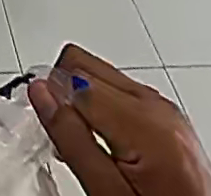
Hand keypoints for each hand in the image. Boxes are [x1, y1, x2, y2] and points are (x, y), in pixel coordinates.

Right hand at [28, 44, 210, 195]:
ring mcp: (166, 109)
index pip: (76, 76)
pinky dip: (101, 107)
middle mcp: (158, 105)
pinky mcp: (169, 117)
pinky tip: (102, 144)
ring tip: (82, 146)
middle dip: (63, 90)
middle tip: (60, 135)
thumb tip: (42, 92)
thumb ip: (73, 139)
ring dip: (82, 100)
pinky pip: (120, 90)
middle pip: (86, 63)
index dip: (51, 95)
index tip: (41, 120)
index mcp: (145, 122)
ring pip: (101, 73)